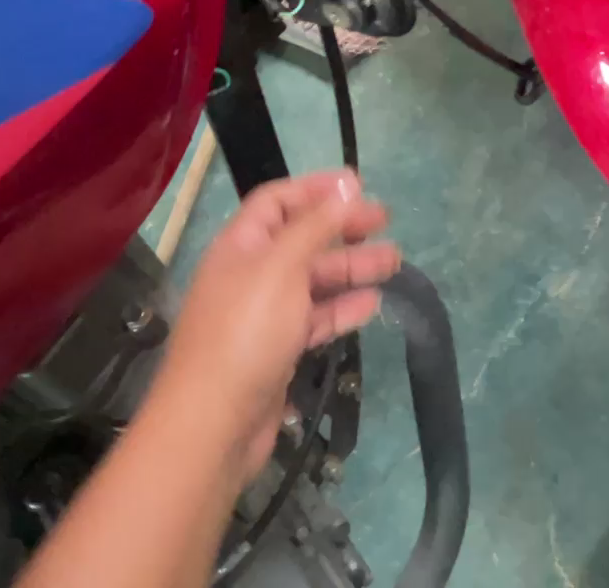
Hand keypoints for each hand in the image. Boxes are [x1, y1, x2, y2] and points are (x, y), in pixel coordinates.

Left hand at [157, 170, 397, 480]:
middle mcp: (251, 274)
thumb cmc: (246, 333)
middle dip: (344, 227)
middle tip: (385, 221)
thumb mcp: (283, 267)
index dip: (316, 188)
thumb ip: (317, 224)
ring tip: (395, 263)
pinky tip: (372, 305)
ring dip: (353, 268)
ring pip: (315, 280)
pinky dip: (343, 308)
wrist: (213, 424)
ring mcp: (264, 314)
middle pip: (302, 238)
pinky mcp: (277, 349)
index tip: (359, 185)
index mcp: (242, 246)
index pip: (278, 200)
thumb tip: (348, 184)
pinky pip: (316, 318)